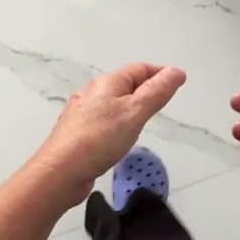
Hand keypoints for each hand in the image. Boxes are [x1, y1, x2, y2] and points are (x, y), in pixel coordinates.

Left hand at [33, 63, 187, 201]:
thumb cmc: (100, 138)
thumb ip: (156, 92)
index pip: (139, 69)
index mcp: (106, 83)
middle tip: (164, 101)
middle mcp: (91, 93)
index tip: (177, 82)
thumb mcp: (134, 113)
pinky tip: (119, 136)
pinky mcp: (76, 133)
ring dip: (130, 106)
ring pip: (112, 103)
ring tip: (145, 119)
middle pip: (124, 85)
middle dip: (145, 88)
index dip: (159, 72)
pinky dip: (117, 122)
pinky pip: (103, 121)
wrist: (61, 171)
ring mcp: (81, 113)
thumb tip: (176, 71)